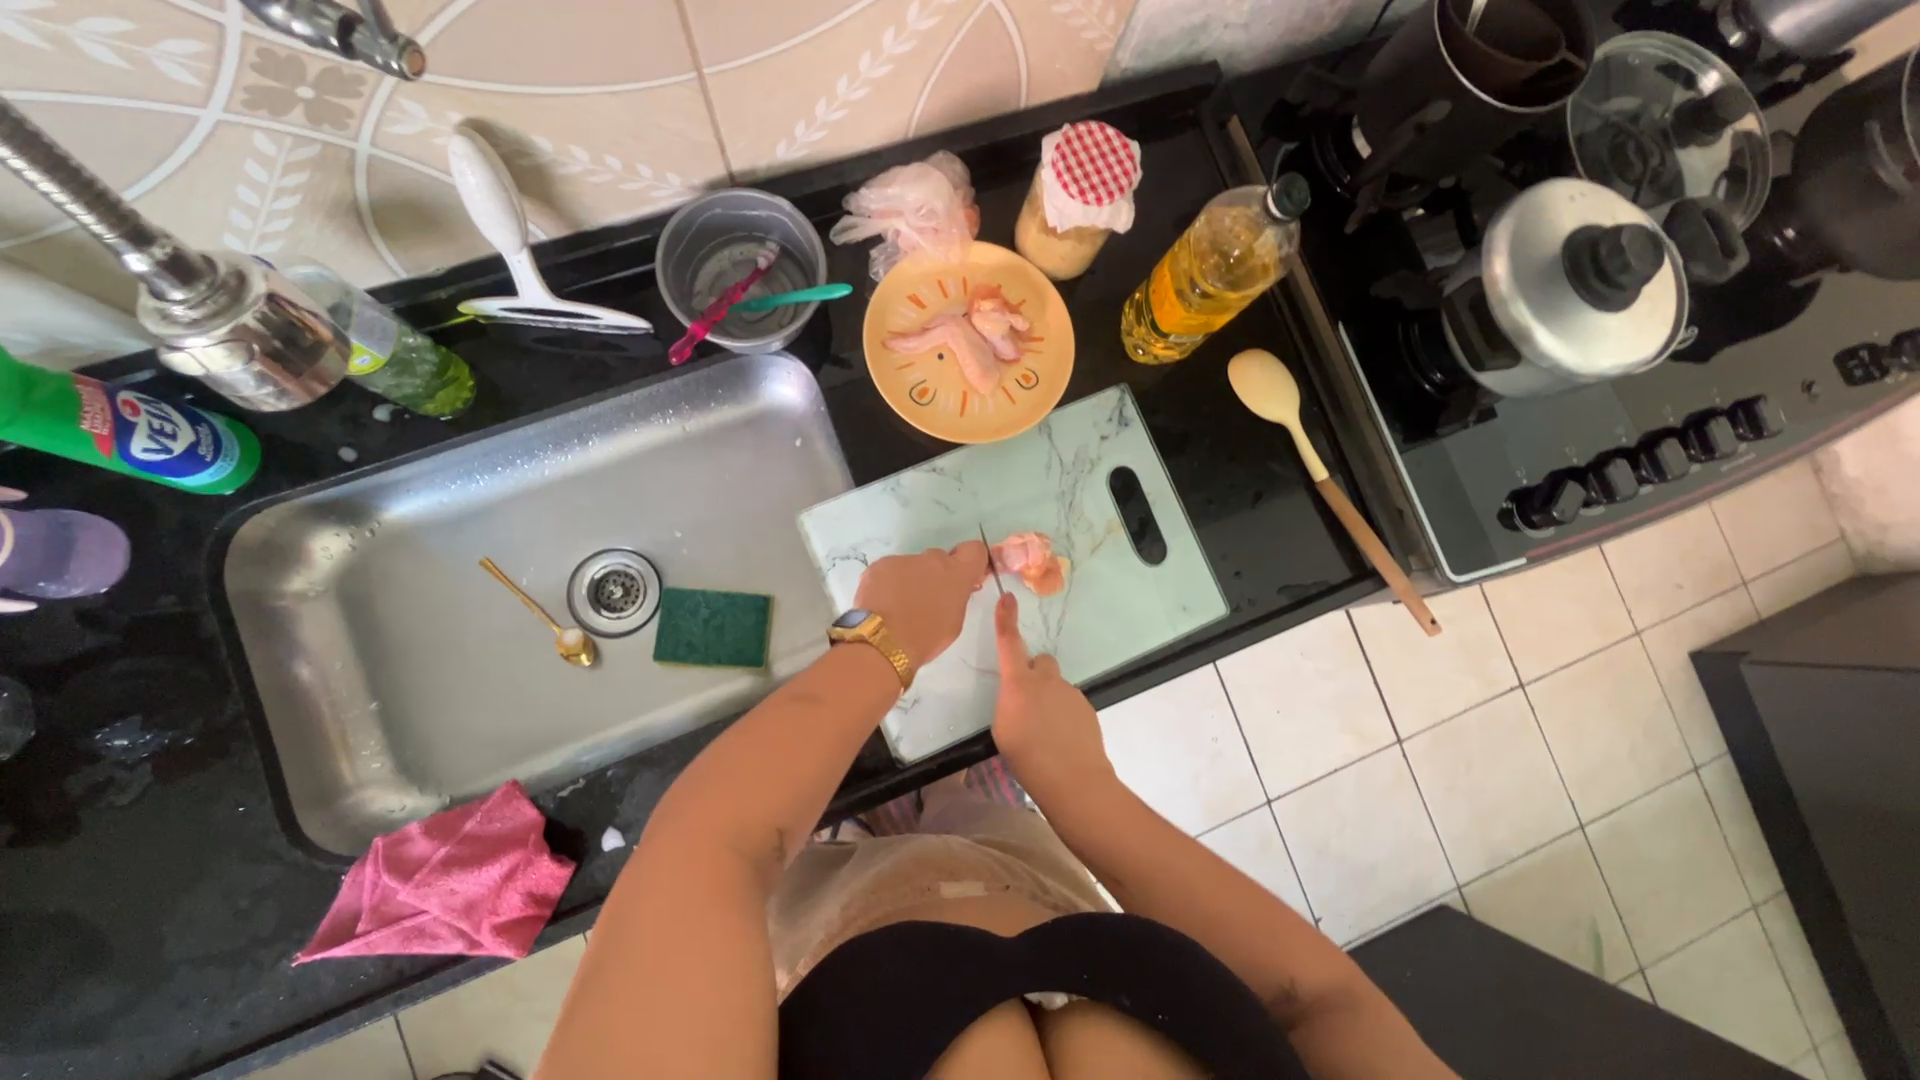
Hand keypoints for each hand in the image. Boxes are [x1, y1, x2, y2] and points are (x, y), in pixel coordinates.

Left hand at [853, 540, 987, 667]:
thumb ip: (956, 597)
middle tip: (924, 599)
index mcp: (956, 574)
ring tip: (897, 606)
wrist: (883, 641)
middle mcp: (932, 559)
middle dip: (934, 575)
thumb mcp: (953, 622)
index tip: (962, 576)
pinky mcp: (879, 565)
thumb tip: (951, 590)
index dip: (968, 561)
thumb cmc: (925, 638)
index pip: (974, 550)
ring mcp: (903, 559)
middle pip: (938, 560)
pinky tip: (880, 603)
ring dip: (909, 580)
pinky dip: (886, 583)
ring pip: (911, 566)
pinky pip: (888, 571)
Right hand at [990, 593, 1114, 801]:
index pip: (1009, 644)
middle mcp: (1046, 681)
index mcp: (1019, 684)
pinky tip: (1061, 741)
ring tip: (1044, 734)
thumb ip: (1009, 704)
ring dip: (1048, 700)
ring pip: (1055, 686)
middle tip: (1026, 703)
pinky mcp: (1086, 707)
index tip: (1007, 597)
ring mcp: (1070, 692)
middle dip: (1033, 674)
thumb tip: (1018, 699)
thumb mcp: (1002, 730)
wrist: (1073, 779)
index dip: (1006, 620)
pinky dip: (1063, 716)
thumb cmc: (1027, 757)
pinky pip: (1069, 703)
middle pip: (1040, 663)